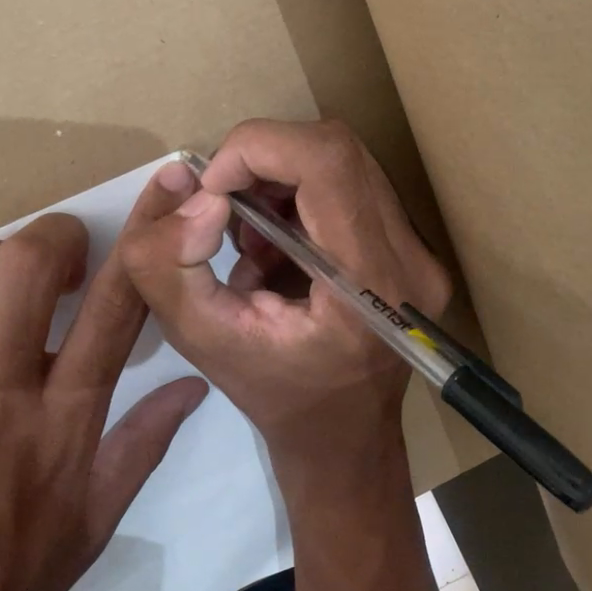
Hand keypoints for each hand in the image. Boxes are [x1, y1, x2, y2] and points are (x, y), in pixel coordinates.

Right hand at [118, 119, 450, 476]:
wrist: (345, 442)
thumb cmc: (276, 399)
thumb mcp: (200, 339)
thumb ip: (170, 264)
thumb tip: (195, 189)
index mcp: (369, 285)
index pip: (327, 162)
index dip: (259, 149)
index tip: (213, 187)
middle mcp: (410, 258)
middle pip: (338, 150)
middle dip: (265, 161)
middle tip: (227, 211)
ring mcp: (421, 251)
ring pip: (345, 162)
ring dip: (283, 182)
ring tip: (255, 246)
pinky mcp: (414, 249)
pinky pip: (353, 187)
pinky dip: (303, 198)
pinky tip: (281, 252)